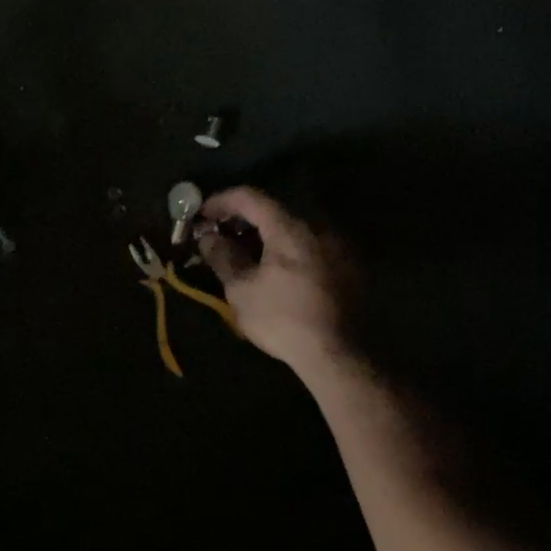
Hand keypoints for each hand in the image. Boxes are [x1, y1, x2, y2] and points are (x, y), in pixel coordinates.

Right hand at [196, 187, 344, 370]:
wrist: (339, 353)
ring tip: (244, 256)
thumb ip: (223, 257)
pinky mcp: (349, 265)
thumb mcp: (241, 290)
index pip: (249, 197)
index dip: (220, 201)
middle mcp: (318, 226)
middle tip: (219, 236)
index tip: (200, 214)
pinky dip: (286, 249)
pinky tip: (275, 271)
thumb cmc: (283, 319)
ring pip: (293, 228)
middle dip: (241, 220)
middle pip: (273, 210)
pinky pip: (309, 245)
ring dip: (265, 235)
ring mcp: (338, 245)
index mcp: (290, 228)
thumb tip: (209, 237)